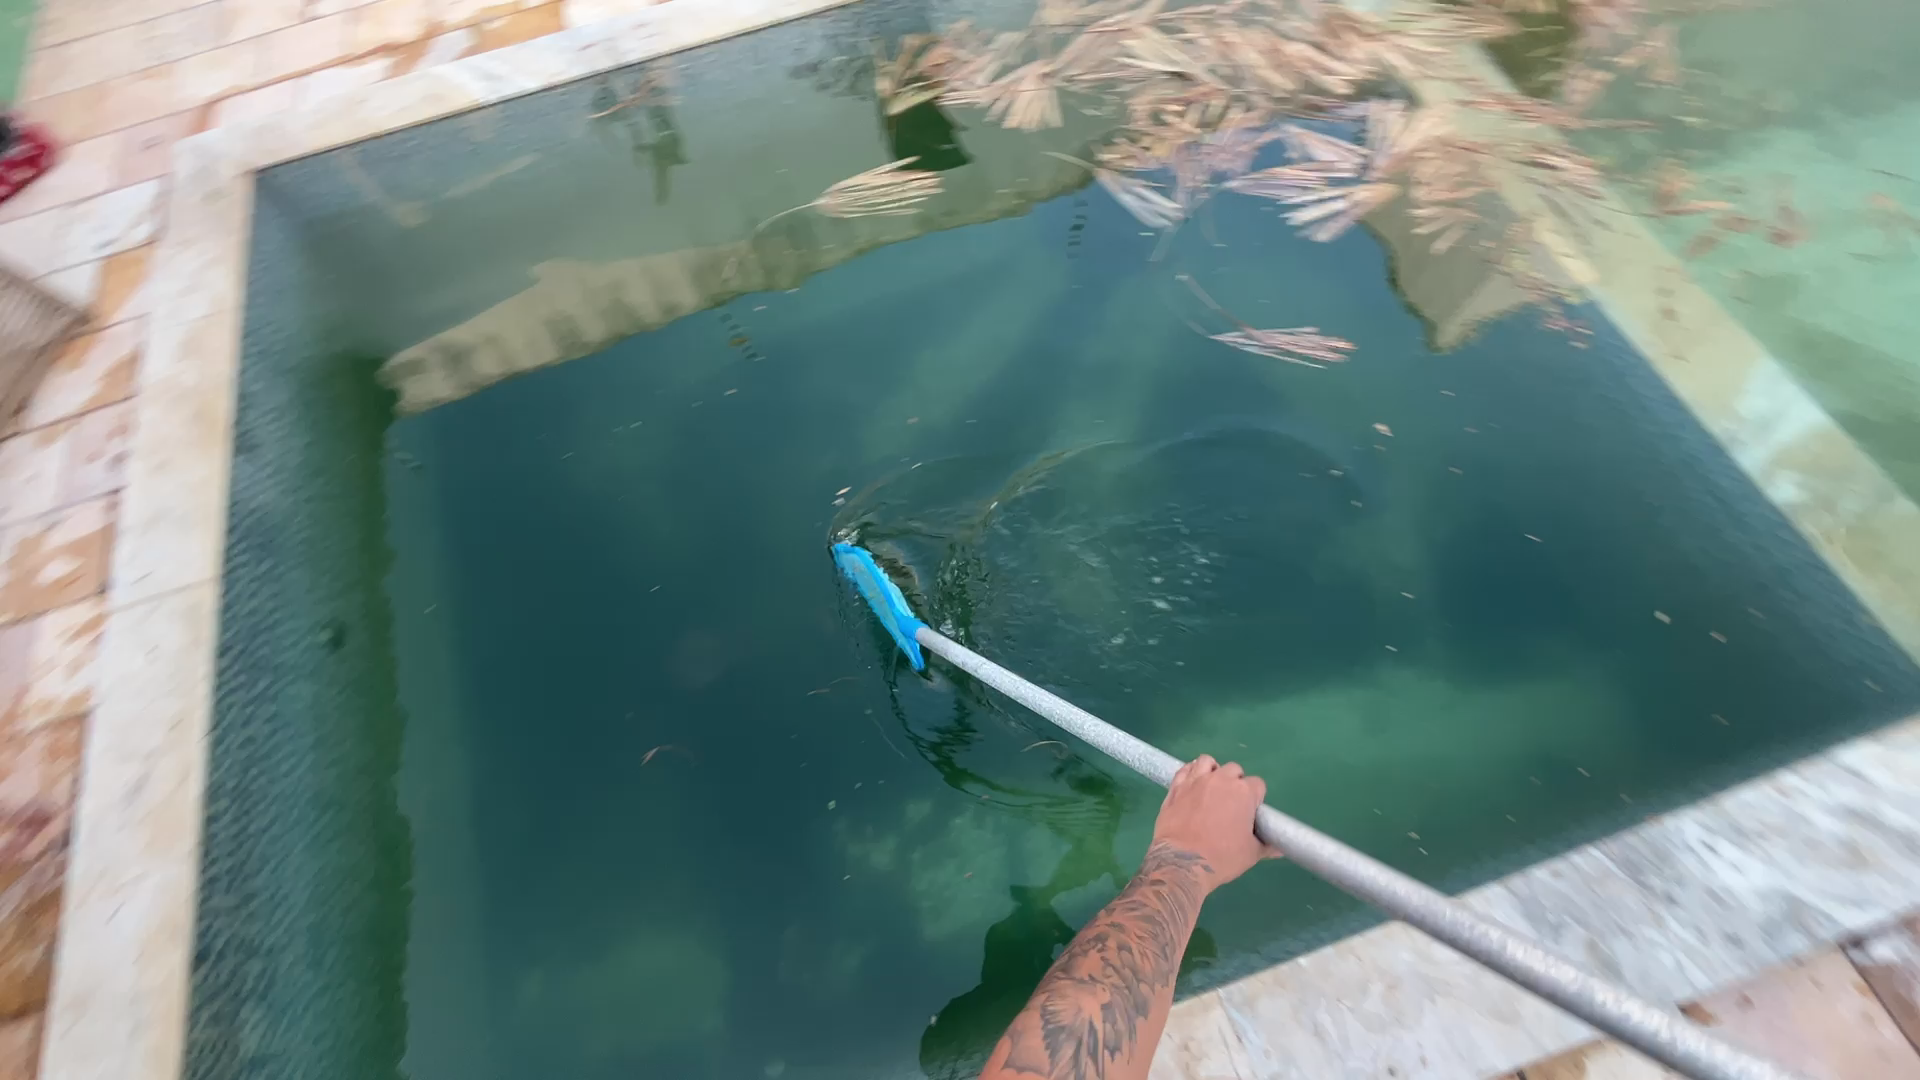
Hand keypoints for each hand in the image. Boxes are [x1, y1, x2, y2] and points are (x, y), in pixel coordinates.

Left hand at [1150, 755, 1278, 891]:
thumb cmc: (1222, 857)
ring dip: (1213, 771)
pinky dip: (1191, 772)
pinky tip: (1192, 784)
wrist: (1182, 860)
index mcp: (1243, 792)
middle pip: (1233, 770)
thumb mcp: (1251, 854)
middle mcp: (1220, 779)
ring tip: (1212, 789)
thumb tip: (1279, 847)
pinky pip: (1185, 768)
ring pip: (1207, 762)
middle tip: (1232, 804)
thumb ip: (1266, 845)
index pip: (1258, 785)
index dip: (1256, 798)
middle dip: (1236, 782)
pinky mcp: (1176, 785)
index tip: (1251, 812)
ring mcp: (1196, 779)